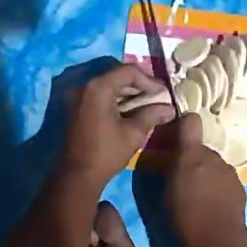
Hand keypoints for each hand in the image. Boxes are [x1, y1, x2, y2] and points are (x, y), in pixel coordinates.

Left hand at [57, 64, 175, 195]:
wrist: (77, 175)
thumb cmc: (107, 152)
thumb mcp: (133, 133)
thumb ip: (152, 115)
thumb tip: (170, 108)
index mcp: (98, 87)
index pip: (128, 71)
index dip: (149, 80)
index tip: (163, 93)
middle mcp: (85, 86)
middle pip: (115, 75)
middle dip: (138, 84)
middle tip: (156, 95)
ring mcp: (77, 97)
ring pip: (107, 84)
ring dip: (126, 91)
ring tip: (146, 103)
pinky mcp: (76, 108)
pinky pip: (98, 95)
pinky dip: (115, 98)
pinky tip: (129, 110)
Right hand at [164, 114, 246, 246]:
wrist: (217, 239)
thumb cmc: (184, 215)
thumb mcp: (167, 190)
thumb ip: (172, 168)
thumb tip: (175, 159)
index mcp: (192, 154)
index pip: (191, 121)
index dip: (184, 124)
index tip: (176, 135)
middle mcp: (214, 157)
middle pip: (202, 150)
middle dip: (193, 160)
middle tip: (182, 180)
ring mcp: (230, 172)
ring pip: (214, 166)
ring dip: (206, 175)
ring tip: (197, 197)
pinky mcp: (240, 188)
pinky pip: (224, 181)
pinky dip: (218, 188)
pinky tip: (212, 206)